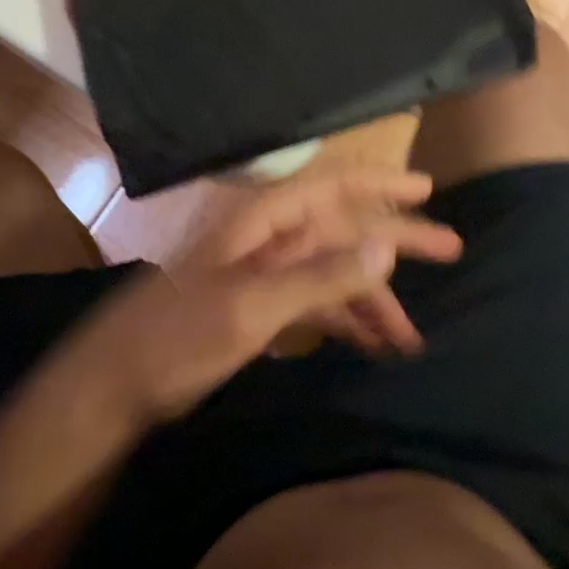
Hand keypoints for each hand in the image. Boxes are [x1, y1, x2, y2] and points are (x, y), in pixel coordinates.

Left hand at [82, 170, 461, 421]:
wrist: (116, 384)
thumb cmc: (178, 334)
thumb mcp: (252, 306)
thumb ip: (321, 277)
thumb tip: (388, 245)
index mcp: (262, 219)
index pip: (332, 187)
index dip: (381, 184)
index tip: (426, 190)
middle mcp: (268, 238)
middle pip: (343, 230)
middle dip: (395, 243)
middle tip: (452, 251)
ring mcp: (263, 274)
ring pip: (334, 273)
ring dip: (374, 300)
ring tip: (413, 338)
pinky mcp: (259, 309)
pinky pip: (316, 305)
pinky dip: (346, 322)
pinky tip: (373, 345)